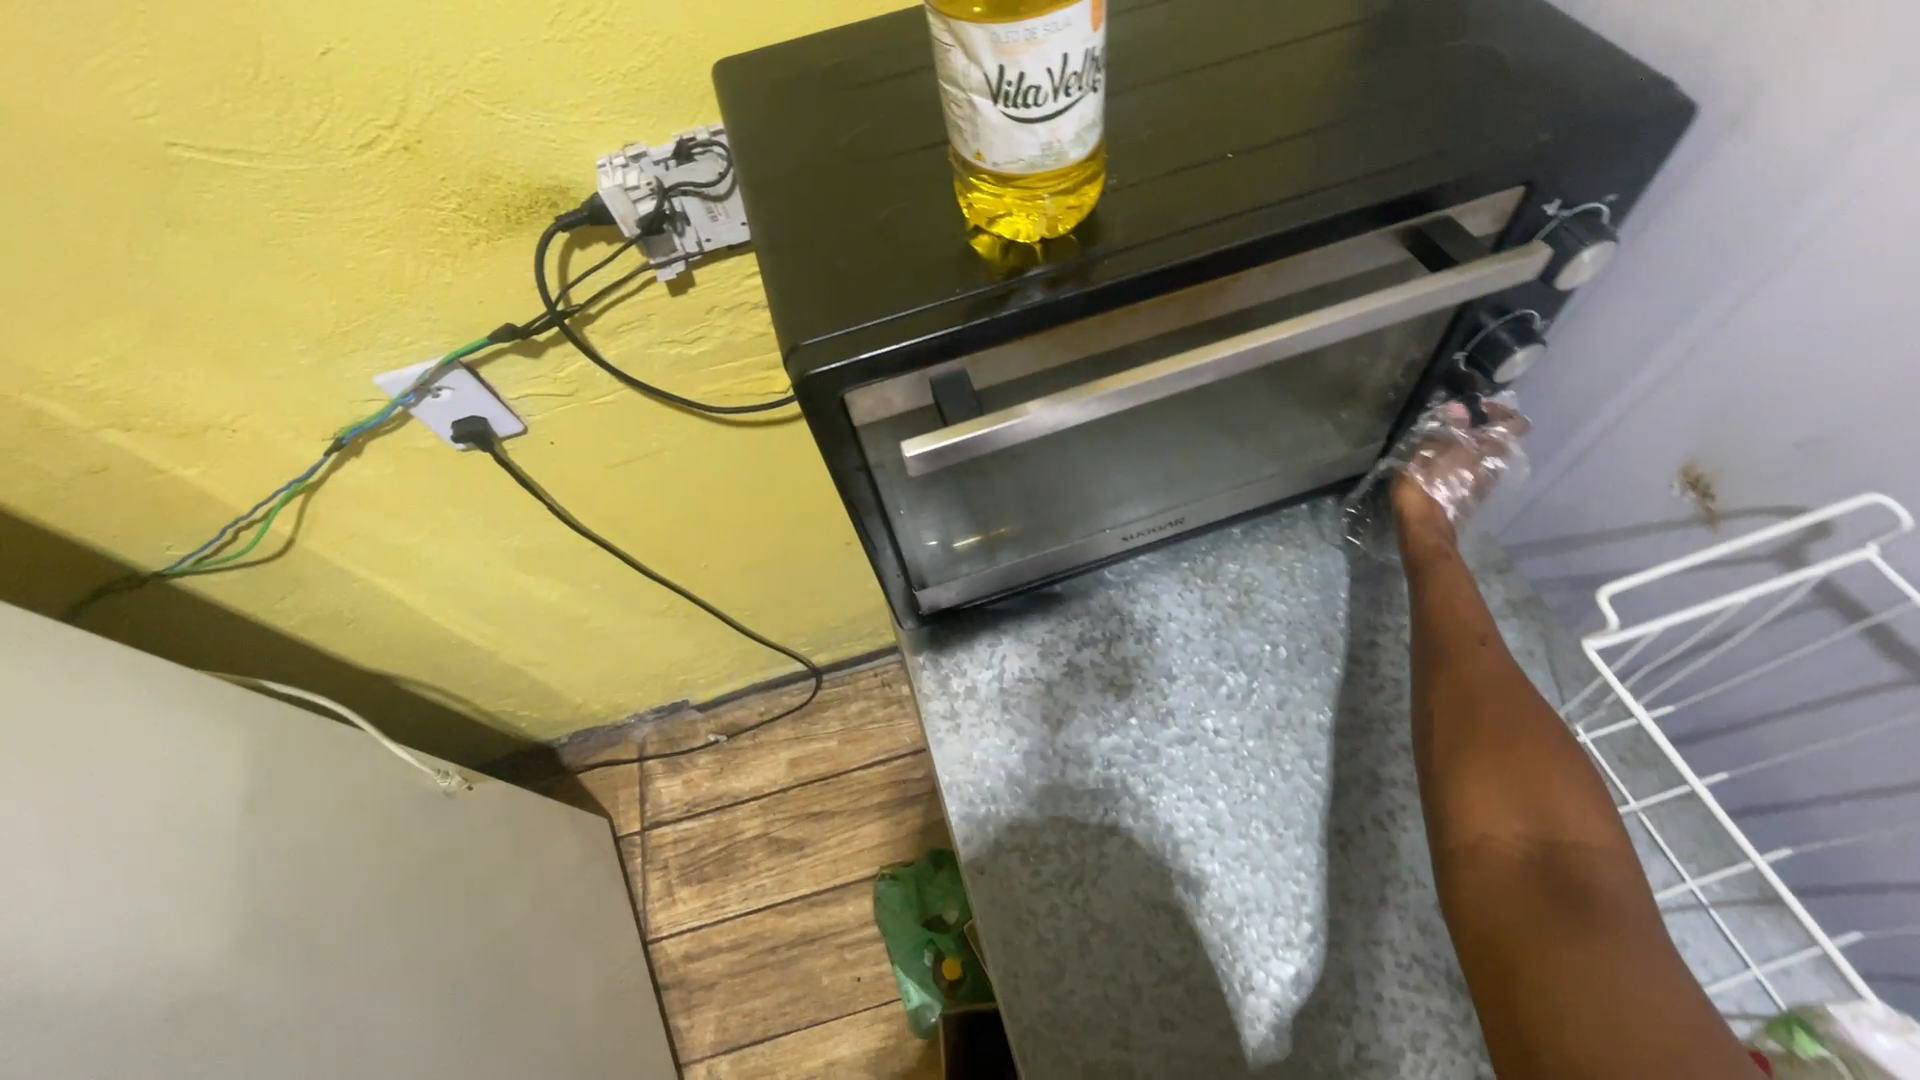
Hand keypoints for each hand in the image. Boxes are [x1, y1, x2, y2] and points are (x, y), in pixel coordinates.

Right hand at [1392, 396, 1532, 541]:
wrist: (1424, 528)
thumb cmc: (1424, 485)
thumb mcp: (1428, 450)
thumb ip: (1448, 428)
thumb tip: (1461, 409)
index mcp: (1485, 449)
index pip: (1515, 424)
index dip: (1501, 412)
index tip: (1475, 410)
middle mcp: (1493, 464)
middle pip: (1501, 441)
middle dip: (1482, 432)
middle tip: (1456, 428)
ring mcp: (1486, 482)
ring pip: (1488, 458)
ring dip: (1472, 450)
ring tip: (1446, 448)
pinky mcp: (1475, 496)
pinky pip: (1477, 472)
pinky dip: (1466, 465)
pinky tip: (1443, 468)